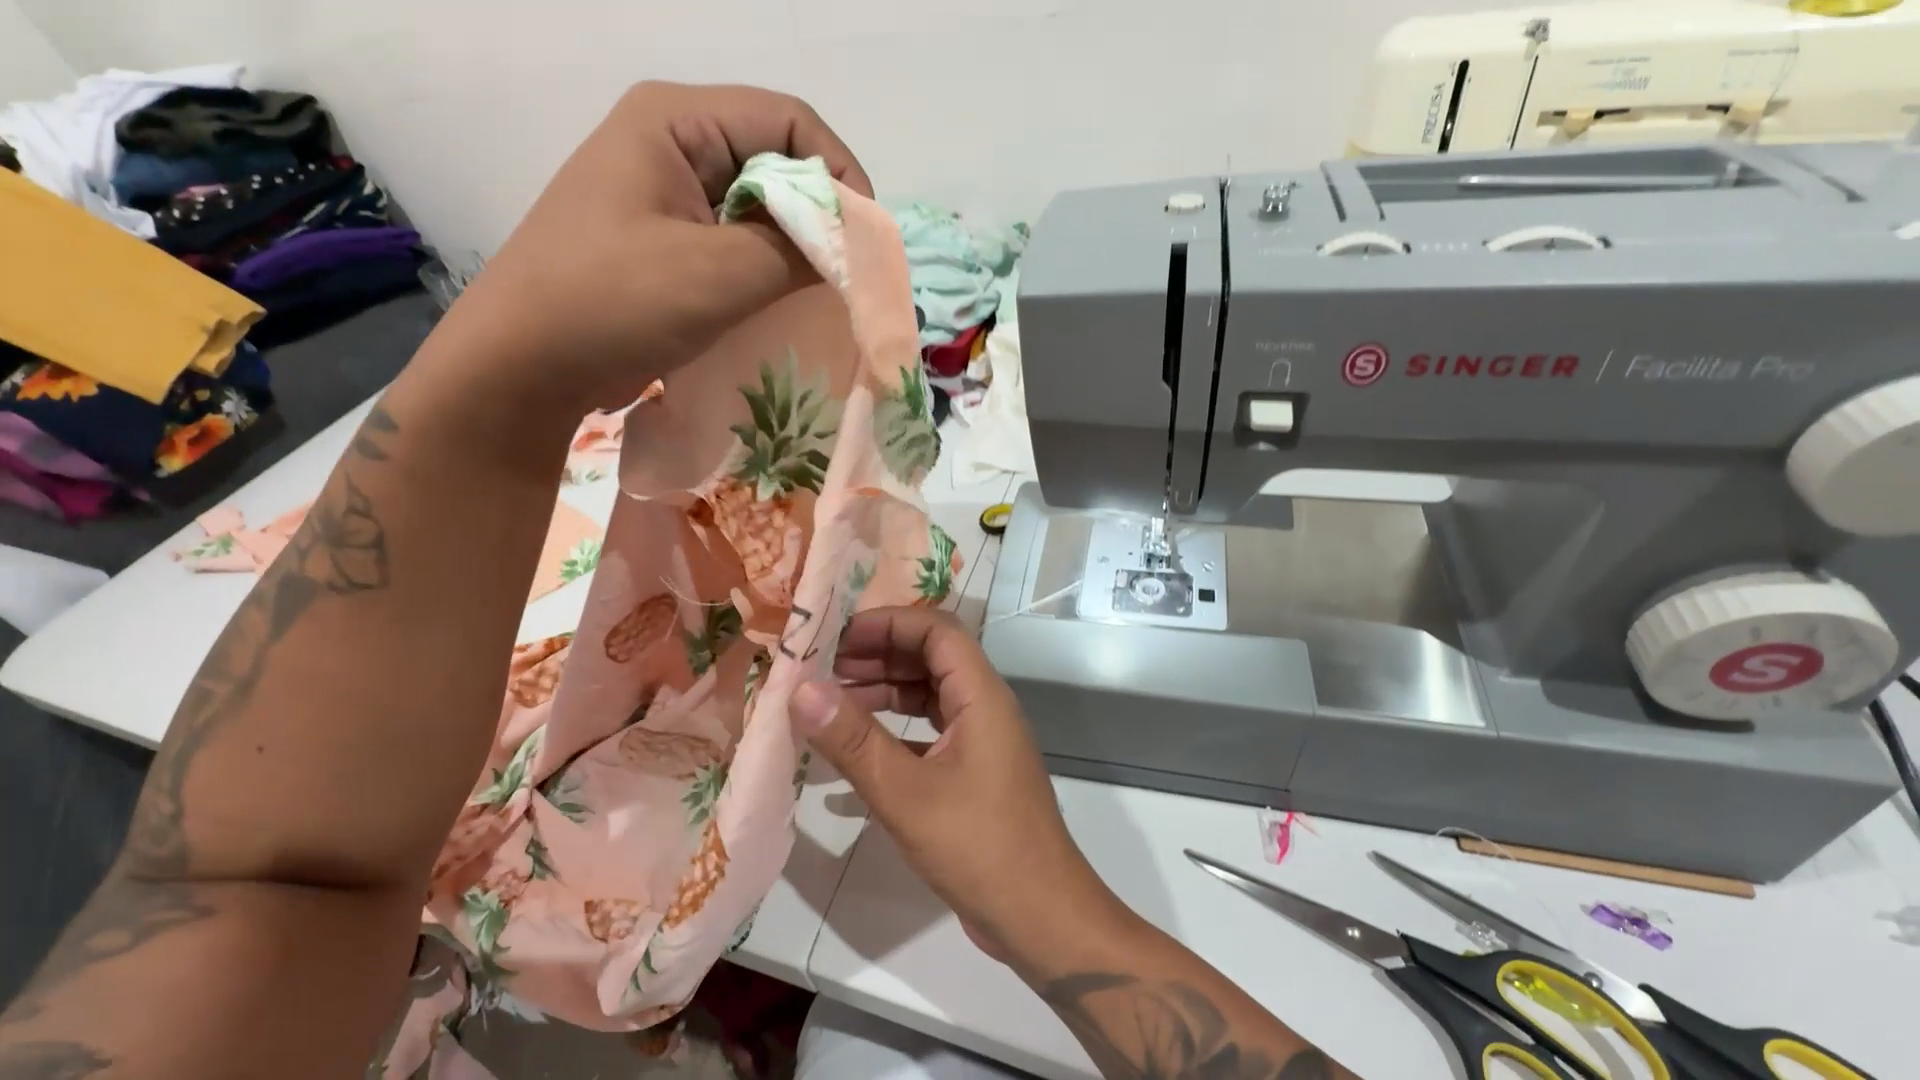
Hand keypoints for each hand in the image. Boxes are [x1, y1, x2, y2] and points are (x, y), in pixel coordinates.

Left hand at [421, 82, 872, 418]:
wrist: (519, 370)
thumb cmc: (611, 304)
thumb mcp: (718, 274)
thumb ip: (800, 251)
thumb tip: (857, 246)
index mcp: (675, 119)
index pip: (791, 121)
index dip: (840, 175)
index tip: (864, 243)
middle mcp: (671, 141)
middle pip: (777, 160)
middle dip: (819, 216)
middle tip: (847, 275)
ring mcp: (663, 194)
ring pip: (758, 205)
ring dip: (793, 248)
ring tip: (818, 294)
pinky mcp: (661, 241)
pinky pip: (733, 240)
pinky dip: (764, 268)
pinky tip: (779, 304)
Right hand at [792, 608, 1136, 974]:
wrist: (1039, 916)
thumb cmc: (978, 846)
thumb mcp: (905, 793)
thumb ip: (853, 740)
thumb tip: (800, 688)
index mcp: (982, 696)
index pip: (936, 630)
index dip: (886, 623)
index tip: (834, 637)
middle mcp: (985, 708)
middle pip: (931, 658)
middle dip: (877, 656)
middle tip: (821, 670)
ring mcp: (982, 743)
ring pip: (929, 696)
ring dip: (883, 693)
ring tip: (828, 706)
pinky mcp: (973, 774)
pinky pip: (929, 733)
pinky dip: (893, 732)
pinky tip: (853, 753)